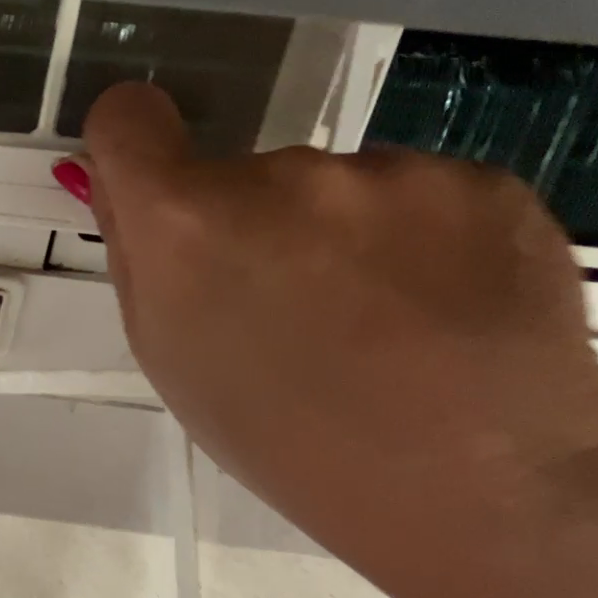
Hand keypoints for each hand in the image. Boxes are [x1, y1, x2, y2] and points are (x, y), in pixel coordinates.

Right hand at [69, 82, 597, 539]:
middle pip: (238, 172)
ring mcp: (387, 171)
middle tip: (287, 305)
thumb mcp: (165, 351)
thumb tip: (116, 184)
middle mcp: (278, 172)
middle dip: (248, 222)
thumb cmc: (280, 431)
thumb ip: (136, 255)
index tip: (149, 179)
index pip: (128, 117)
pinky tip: (438, 307)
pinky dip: (418, 237)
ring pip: (332, 187)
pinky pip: (417, 193)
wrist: (479, 480)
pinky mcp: (481, 182)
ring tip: (377, 318)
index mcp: (184, 218)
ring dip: (335, 232)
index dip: (130, 142)